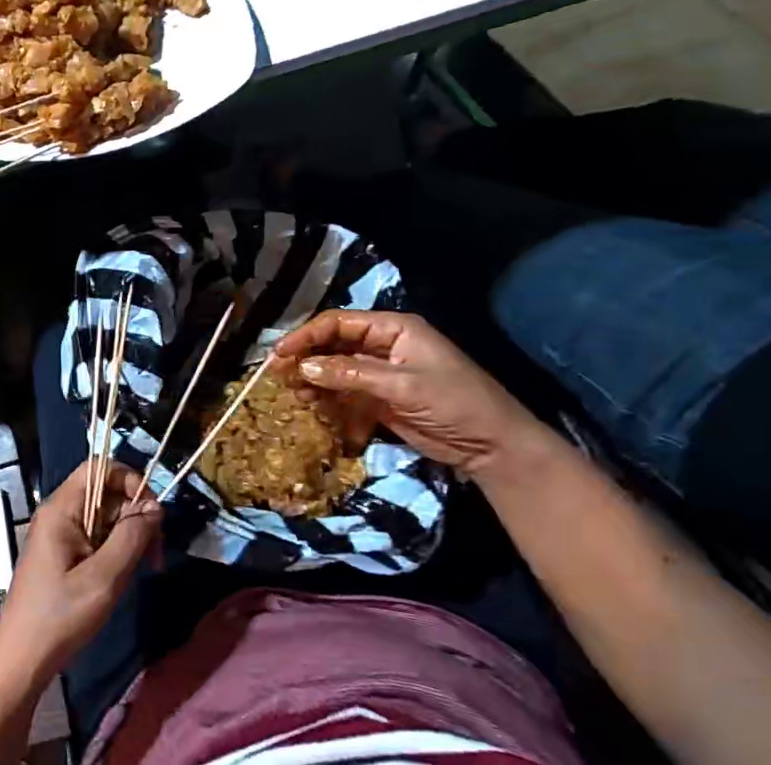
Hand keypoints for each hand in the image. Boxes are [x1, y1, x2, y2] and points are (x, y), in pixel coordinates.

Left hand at [0, 463, 160, 679]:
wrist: (22, 657)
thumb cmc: (60, 616)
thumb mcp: (103, 578)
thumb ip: (131, 538)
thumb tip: (154, 507)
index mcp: (61, 509)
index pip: (98, 468)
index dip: (129, 479)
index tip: (153, 512)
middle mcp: (59, 512)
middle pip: (105, 493)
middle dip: (136, 515)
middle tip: (156, 554)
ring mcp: (60, 533)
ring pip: (105, 516)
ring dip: (130, 536)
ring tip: (147, 568)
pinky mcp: (63, 553)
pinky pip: (96, 537)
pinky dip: (117, 550)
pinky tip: (126, 575)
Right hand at [269, 310, 545, 478]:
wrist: (494, 448)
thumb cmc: (456, 403)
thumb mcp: (403, 385)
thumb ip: (351, 374)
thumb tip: (304, 368)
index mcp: (392, 329)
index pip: (338, 323)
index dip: (307, 335)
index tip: (281, 352)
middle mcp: (382, 345)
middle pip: (331, 344)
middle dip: (305, 357)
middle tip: (277, 373)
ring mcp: (378, 372)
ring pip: (332, 369)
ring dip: (312, 380)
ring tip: (295, 393)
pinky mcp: (377, 398)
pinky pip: (342, 392)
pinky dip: (325, 398)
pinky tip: (312, 405)